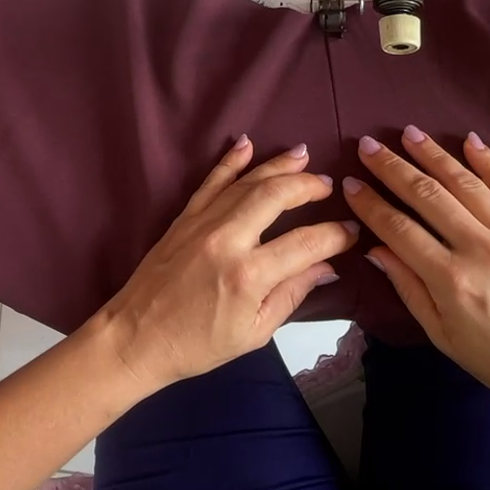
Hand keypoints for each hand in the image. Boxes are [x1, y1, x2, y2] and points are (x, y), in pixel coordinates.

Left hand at [88, 137, 359, 393]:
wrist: (137, 336)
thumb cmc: (198, 345)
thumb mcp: (254, 332)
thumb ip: (291, 294)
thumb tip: (327, 268)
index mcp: (249, 275)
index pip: (305, 243)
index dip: (335, 235)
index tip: (352, 230)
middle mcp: (227, 240)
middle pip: (275, 196)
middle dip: (307, 186)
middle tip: (328, 185)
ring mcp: (202, 223)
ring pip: (246, 182)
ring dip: (276, 165)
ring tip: (303, 154)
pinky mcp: (184, 217)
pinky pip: (211, 182)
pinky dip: (229, 161)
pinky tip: (247, 144)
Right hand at [344, 127, 489, 433]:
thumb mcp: (444, 337)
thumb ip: (409, 289)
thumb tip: (376, 249)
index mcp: (450, 280)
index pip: (397, 228)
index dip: (370, 204)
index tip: (350, 184)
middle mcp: (480, 249)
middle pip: (427, 195)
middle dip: (392, 167)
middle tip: (367, 145)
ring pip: (465, 183)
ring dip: (433, 155)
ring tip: (409, 133)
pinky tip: (469, 141)